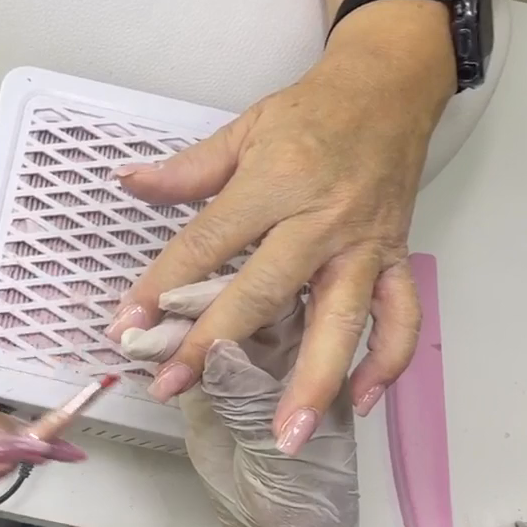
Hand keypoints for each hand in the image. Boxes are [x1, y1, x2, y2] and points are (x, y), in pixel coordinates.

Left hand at [109, 32, 449, 452]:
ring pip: (341, 321)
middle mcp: (321, 221)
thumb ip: (186, 170)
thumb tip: (126, 183)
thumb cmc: (309, 113)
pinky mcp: (397, 260)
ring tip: (286, 436)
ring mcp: (365, 247)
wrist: (391, 89)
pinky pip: (400, 318)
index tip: (125, 326)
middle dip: (215, 345)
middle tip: (173, 388)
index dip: (160, 286)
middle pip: (263, 292)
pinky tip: (361, 402)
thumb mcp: (242, 131)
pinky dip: (387, 363)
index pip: (206, 243)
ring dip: (313, 383)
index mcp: (275, 183)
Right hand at [126, 281, 360, 526]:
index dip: (231, 296)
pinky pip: (183, 364)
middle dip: (191, 306)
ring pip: (202, 333)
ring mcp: (236, 374)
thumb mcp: (280, 451)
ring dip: (170, 330)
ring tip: (133, 333)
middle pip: (232, 309)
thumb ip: (249, 398)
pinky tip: (139, 349)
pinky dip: (161, 354)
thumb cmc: (302, 497)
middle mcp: (273, 356)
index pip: (274, 307)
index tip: (188, 297)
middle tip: (151, 310)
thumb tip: (217, 345)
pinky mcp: (207, 394)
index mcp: (309, 360)